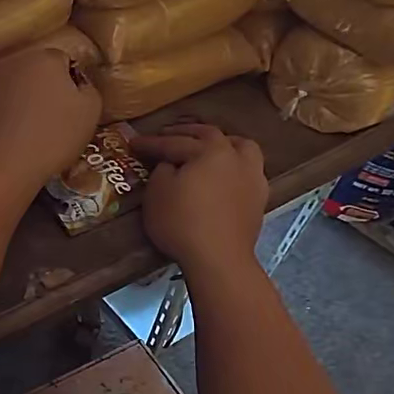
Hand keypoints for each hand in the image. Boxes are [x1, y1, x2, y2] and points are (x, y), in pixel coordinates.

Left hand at [0, 49, 101, 190]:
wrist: (1, 165)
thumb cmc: (52, 138)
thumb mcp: (90, 114)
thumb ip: (89, 90)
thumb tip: (79, 84)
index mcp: (46, 57)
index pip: (64, 62)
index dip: (71, 86)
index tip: (73, 111)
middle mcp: (14, 59)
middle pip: (35, 71)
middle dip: (44, 89)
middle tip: (52, 122)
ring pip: (13, 86)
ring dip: (21, 101)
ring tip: (28, 132)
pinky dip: (2, 114)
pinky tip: (9, 137)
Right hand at [133, 124, 267, 274]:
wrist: (219, 259)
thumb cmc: (182, 224)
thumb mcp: (157, 194)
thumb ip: (162, 170)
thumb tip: (171, 164)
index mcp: (210, 150)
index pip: (174, 143)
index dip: (152, 143)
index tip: (134, 144)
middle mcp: (235, 157)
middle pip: (210, 136)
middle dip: (187, 133)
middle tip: (168, 135)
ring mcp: (252, 177)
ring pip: (241, 147)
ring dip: (223, 142)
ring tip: (210, 146)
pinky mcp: (260, 198)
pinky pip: (248, 171)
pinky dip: (236, 165)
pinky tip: (226, 175)